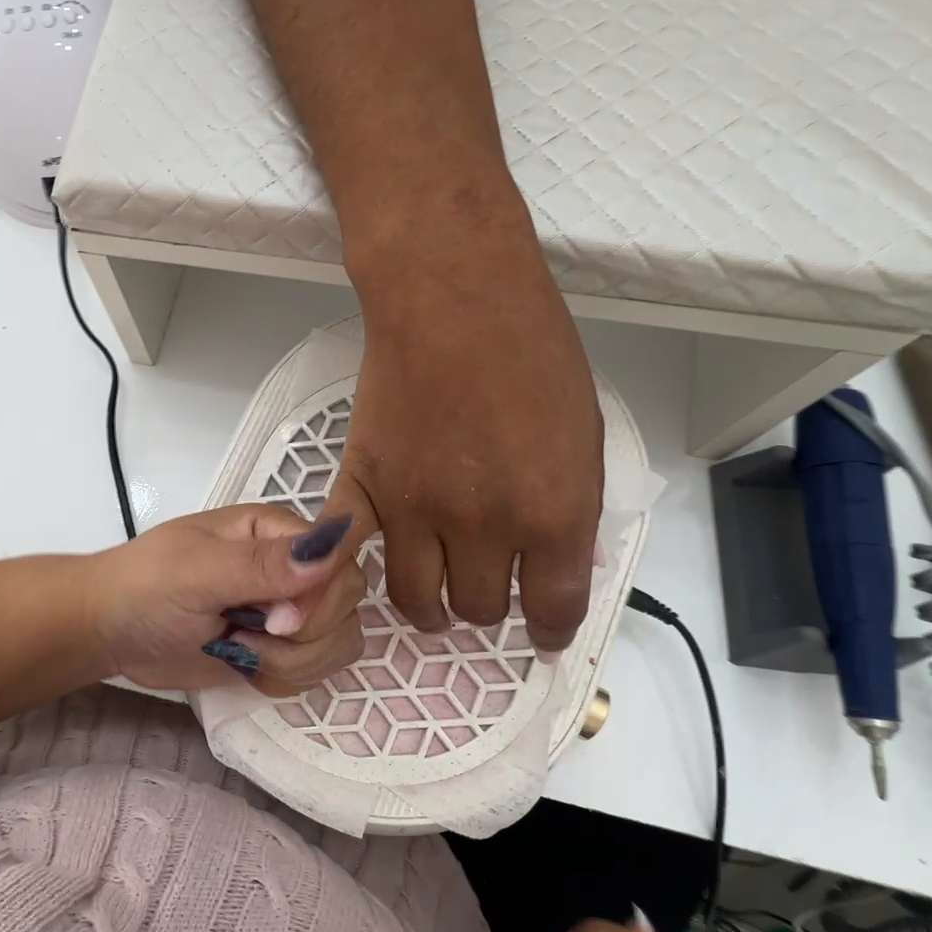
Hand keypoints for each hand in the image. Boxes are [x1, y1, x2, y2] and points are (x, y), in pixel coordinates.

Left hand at [83, 506, 366, 695]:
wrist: (109, 631)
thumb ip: (261, 565)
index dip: (321, 599)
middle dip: (304, 636)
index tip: (276, 619)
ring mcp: (287, 611)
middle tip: (243, 634)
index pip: (341, 561)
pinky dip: (283, 679)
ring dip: (292, 662)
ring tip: (237, 649)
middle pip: (347, 605)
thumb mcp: (195, 572)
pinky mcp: (278, 650)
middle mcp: (291, 567)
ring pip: (339, 643)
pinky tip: (242, 666)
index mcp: (274, 532)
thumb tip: (331, 551)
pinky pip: (316, 671)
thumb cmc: (144, 588)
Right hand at [331, 223, 602, 655]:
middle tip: (483, 586)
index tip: (541, 632)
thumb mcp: (583, 436)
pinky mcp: (362, 484)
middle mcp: (481, 525)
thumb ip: (567, 510)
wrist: (452, 299)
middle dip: (486, 607)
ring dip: (428, 607)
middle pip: (477, 609)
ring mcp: (412, 509)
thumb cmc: (533, 351)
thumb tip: (551, 560)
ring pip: (414, 599)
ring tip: (431, 594)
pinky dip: (354, 568)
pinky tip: (366, 566)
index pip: (551, 609)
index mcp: (552, 511)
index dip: (548, 631)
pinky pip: (348, 551)